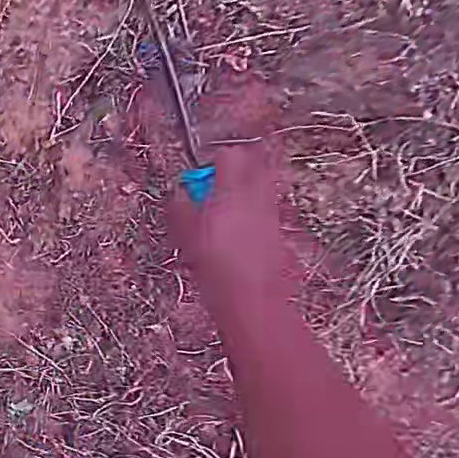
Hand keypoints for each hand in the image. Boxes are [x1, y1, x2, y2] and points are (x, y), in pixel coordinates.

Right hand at [167, 141, 294, 308]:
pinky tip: (235, 236)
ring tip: (221, 215)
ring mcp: (271, 215)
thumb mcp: (186, 237)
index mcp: (231, 192)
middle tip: (212, 192)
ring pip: (260, 188)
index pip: (228, 156)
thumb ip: (181, 209)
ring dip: (242, 194)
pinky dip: (251, 214)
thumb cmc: (216, 269)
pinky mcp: (279, 233)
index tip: (200, 179)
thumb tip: (179, 193)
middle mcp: (257, 198)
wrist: (253, 301)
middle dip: (233, 174)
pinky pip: (264, 211)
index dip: (213, 162)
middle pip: (251, 166)